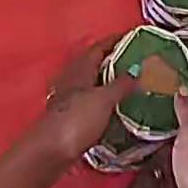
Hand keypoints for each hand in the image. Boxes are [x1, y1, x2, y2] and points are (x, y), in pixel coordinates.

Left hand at [26, 38, 133, 173]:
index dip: (113, 40)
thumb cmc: (77, 119)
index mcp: (81, 68)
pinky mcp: (67, 116)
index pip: (98, 47)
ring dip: (104, 78)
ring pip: (89, 81)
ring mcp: (67, 97)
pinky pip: (87, 99)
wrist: (49, 152)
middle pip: (92, 62)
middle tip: (131, 58)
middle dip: (110, 58)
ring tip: (124, 81)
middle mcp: (72, 78)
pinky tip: (110, 106)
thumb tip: (137, 69)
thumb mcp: (104, 99)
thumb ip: (121, 84)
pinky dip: (100, 98)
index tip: (130, 35)